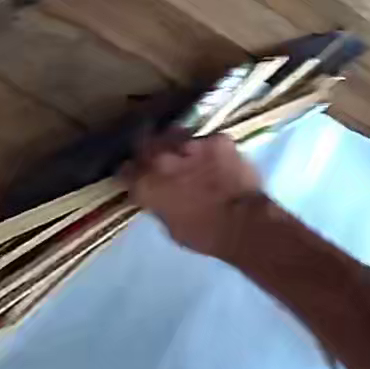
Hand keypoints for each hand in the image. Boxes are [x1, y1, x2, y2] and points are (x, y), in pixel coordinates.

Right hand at [124, 133, 265, 261]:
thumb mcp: (170, 225)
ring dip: (179, 142)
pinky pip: (209, 138)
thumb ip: (159, 203)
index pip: (126, 170)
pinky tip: (220, 155)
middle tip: (162, 156)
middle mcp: (161, 161)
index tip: (139, 173)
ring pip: (176, 134)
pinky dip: (212, 146)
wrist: (243, 222)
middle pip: (147, 144)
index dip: (134, 171)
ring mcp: (190, 146)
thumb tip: (159, 195)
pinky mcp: (218, 140)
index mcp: (145, 185)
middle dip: (151, 149)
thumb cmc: (205, 234)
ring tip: (190, 151)